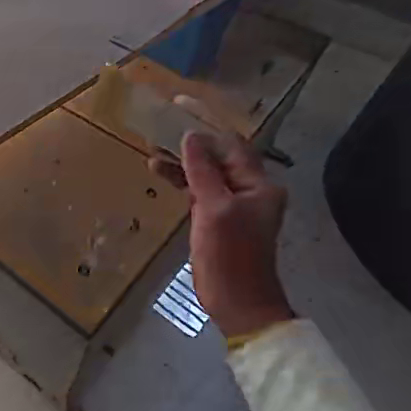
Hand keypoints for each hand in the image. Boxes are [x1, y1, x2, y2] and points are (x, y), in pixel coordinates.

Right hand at [152, 130, 295, 340]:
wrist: (238, 303)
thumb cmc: (229, 255)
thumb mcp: (213, 209)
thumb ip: (202, 171)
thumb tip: (190, 137)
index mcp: (259, 185)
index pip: (231, 145)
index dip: (205, 125)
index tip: (180, 107)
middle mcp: (249, 190)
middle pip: (218, 157)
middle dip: (189, 143)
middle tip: (160, 128)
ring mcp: (233, 205)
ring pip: (205, 174)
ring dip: (181, 163)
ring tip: (152, 153)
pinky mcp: (218, 219)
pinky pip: (200, 191)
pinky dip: (182, 182)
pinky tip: (160, 174)